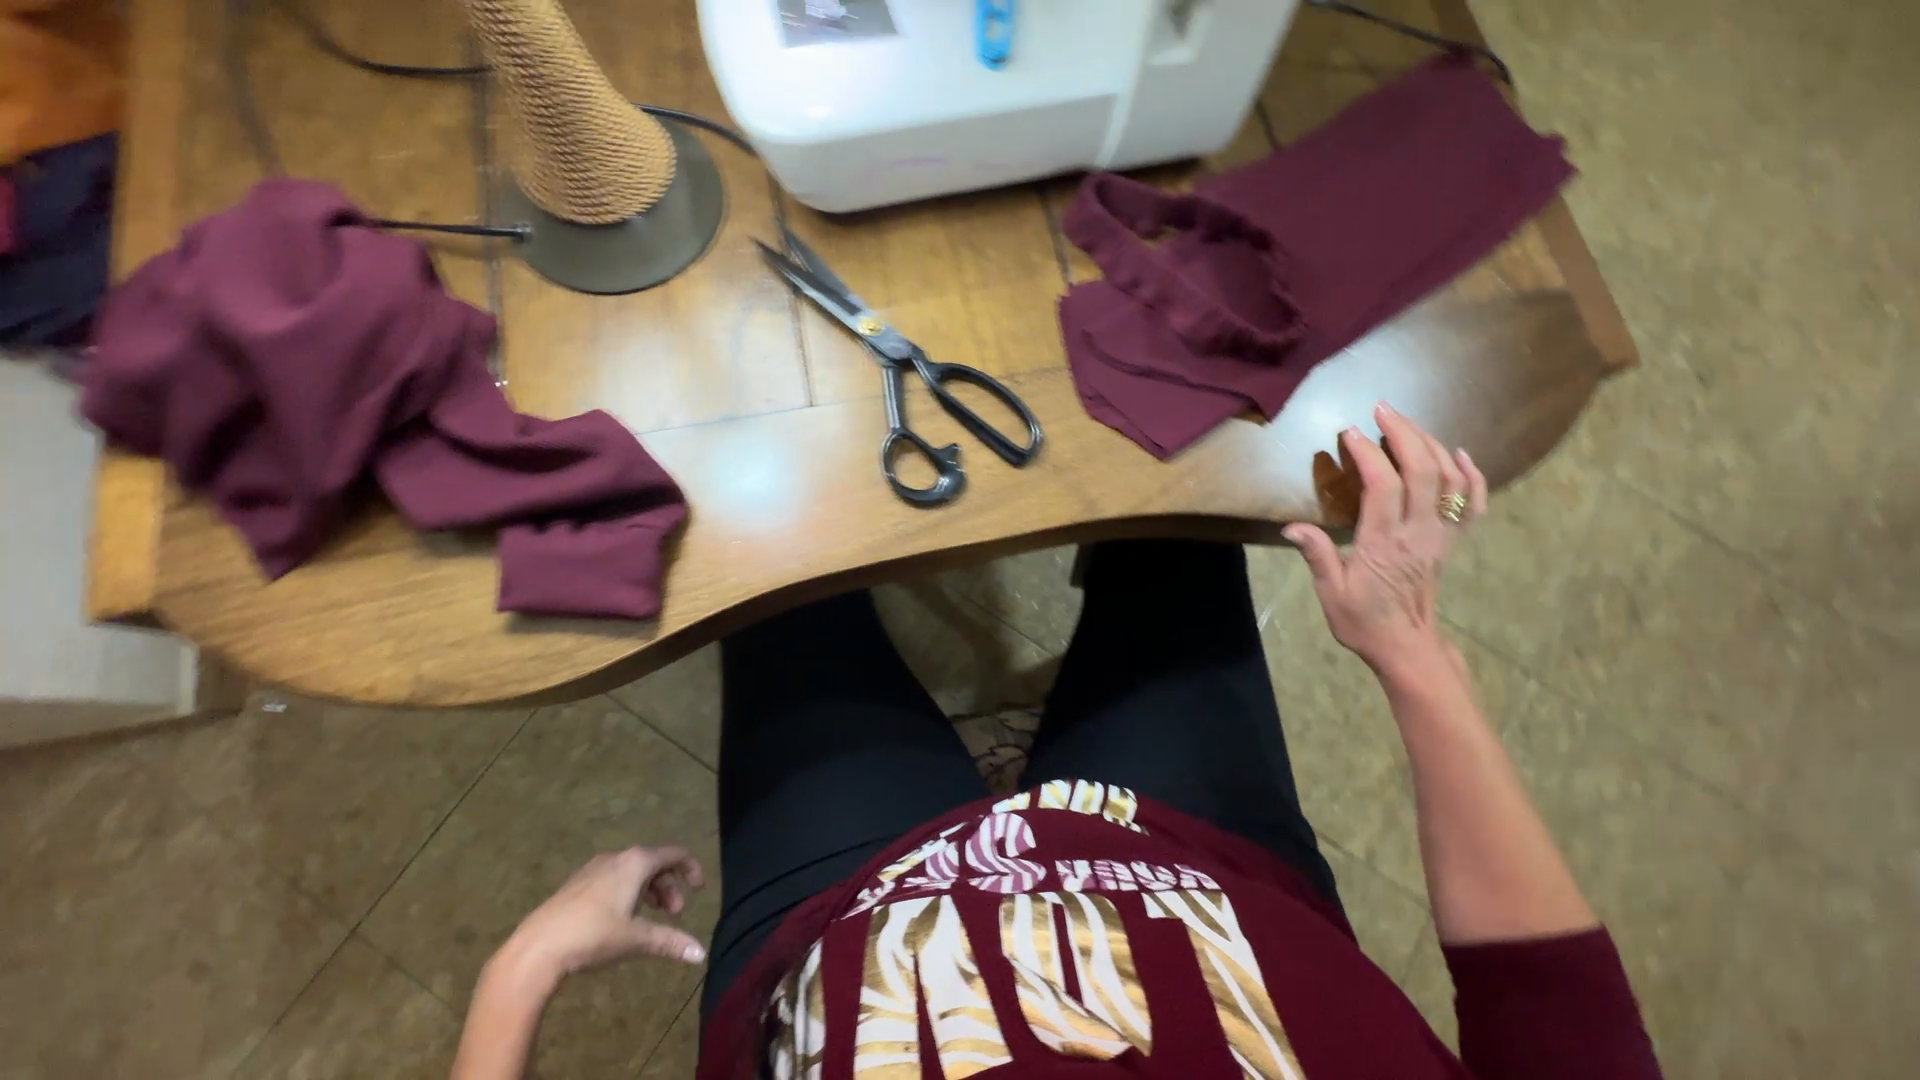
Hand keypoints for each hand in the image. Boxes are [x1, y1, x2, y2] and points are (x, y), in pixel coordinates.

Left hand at [498, 846, 708, 986]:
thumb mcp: (636, 940)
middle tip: (674, 915)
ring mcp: (594, 869)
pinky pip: (615, 878)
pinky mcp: (577, 884)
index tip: (699, 890)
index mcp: (636, 862)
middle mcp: (617, 858)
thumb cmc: (593, 936)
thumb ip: (671, 942)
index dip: (691, 869)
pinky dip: (629, 892)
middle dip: (670, 887)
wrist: (535, 949)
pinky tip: (622, 919)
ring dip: (650, 891)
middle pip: (655, 863)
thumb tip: (700, 954)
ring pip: (633, 872)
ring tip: (651, 919)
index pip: (674, 854)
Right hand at [1283, 402, 1486, 675]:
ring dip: (1431, 444)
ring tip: (1407, 424)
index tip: (1350, 432)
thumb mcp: (1331, 593)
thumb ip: (1318, 556)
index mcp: (1384, 544)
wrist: (1406, 646)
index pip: (1383, 486)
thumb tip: (1293, 528)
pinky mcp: (1452, 541)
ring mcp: (1442, 536)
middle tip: (1382, 410)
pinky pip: (1473, 503)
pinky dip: (1471, 474)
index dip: (1369, 453)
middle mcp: (1419, 533)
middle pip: (1423, 471)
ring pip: (1450, 479)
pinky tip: (1457, 454)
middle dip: (1404, 433)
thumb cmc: (1362, 620)